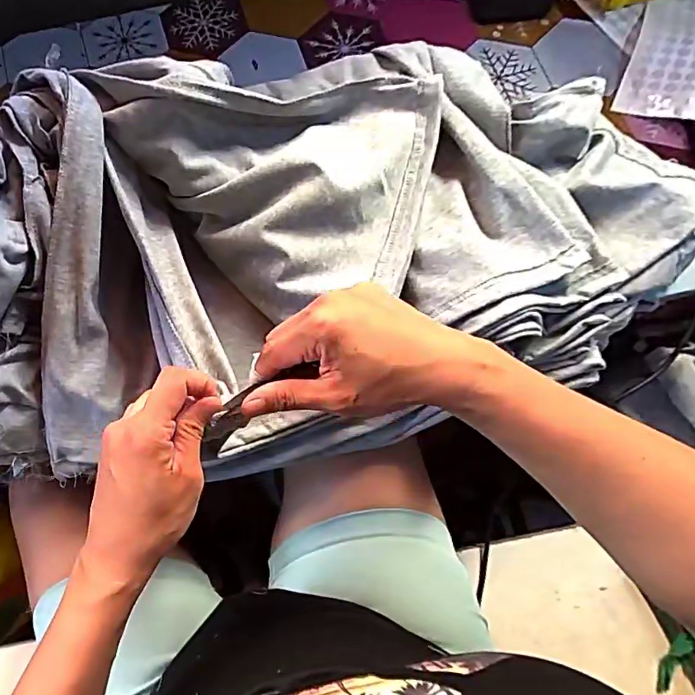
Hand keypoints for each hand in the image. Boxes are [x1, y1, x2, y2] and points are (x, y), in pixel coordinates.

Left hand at [77, 367, 222, 588]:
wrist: (117, 550)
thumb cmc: (156, 521)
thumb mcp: (188, 475)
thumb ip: (193, 431)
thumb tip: (207, 402)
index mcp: (143, 430)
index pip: (171, 380)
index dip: (198, 381)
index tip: (215, 399)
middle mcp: (122, 426)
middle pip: (159, 391)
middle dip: (187, 398)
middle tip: (209, 420)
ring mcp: (112, 436)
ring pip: (148, 406)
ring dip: (171, 412)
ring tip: (191, 437)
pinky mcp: (109, 447)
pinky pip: (136, 422)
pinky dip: (157, 425)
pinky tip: (170, 447)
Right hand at [238, 283, 508, 419]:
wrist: (447, 364)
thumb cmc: (394, 383)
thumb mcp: (335, 397)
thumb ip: (286, 397)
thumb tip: (248, 404)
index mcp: (319, 323)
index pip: (269, 354)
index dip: (267, 379)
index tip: (277, 396)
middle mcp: (327, 299)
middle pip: (282, 335)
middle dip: (287, 361)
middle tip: (309, 385)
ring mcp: (346, 291)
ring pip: (302, 323)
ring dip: (305, 346)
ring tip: (332, 368)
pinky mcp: (362, 291)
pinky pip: (326, 312)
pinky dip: (325, 331)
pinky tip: (348, 350)